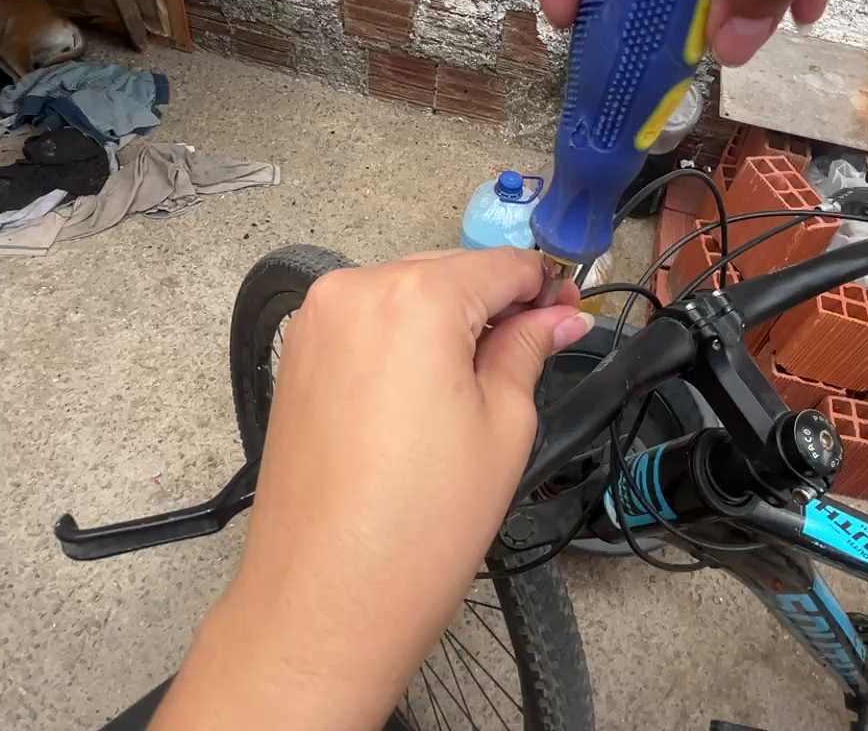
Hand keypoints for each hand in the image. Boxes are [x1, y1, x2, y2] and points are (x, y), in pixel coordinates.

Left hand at [153, 248, 591, 730]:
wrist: (323, 602)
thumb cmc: (419, 524)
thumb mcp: (504, 423)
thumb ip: (529, 348)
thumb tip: (558, 316)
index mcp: (416, 298)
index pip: (500, 264)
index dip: (545, 283)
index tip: (568, 307)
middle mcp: (356, 289)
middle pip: (451, 270)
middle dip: (498, 300)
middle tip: (538, 339)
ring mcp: (318, 319)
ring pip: (408, 289)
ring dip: (453, 314)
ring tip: (486, 367)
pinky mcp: (299, 351)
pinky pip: (370, 316)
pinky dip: (407, 331)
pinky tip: (432, 375)